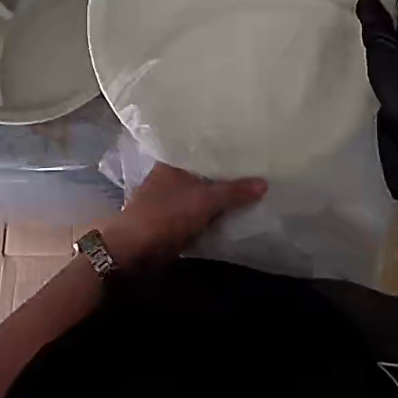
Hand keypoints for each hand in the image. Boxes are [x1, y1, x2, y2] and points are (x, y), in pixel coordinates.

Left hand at [102, 164, 266, 266]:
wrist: (133, 250)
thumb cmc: (165, 214)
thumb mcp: (205, 200)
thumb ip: (234, 191)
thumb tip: (264, 183)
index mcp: (172, 162)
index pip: (201, 148)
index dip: (223, 149)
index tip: (247, 147)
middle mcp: (170, 177)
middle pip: (203, 173)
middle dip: (225, 174)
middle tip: (257, 169)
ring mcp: (169, 200)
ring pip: (201, 194)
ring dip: (220, 196)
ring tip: (251, 189)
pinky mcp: (172, 220)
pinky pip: (199, 213)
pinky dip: (213, 214)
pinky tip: (233, 213)